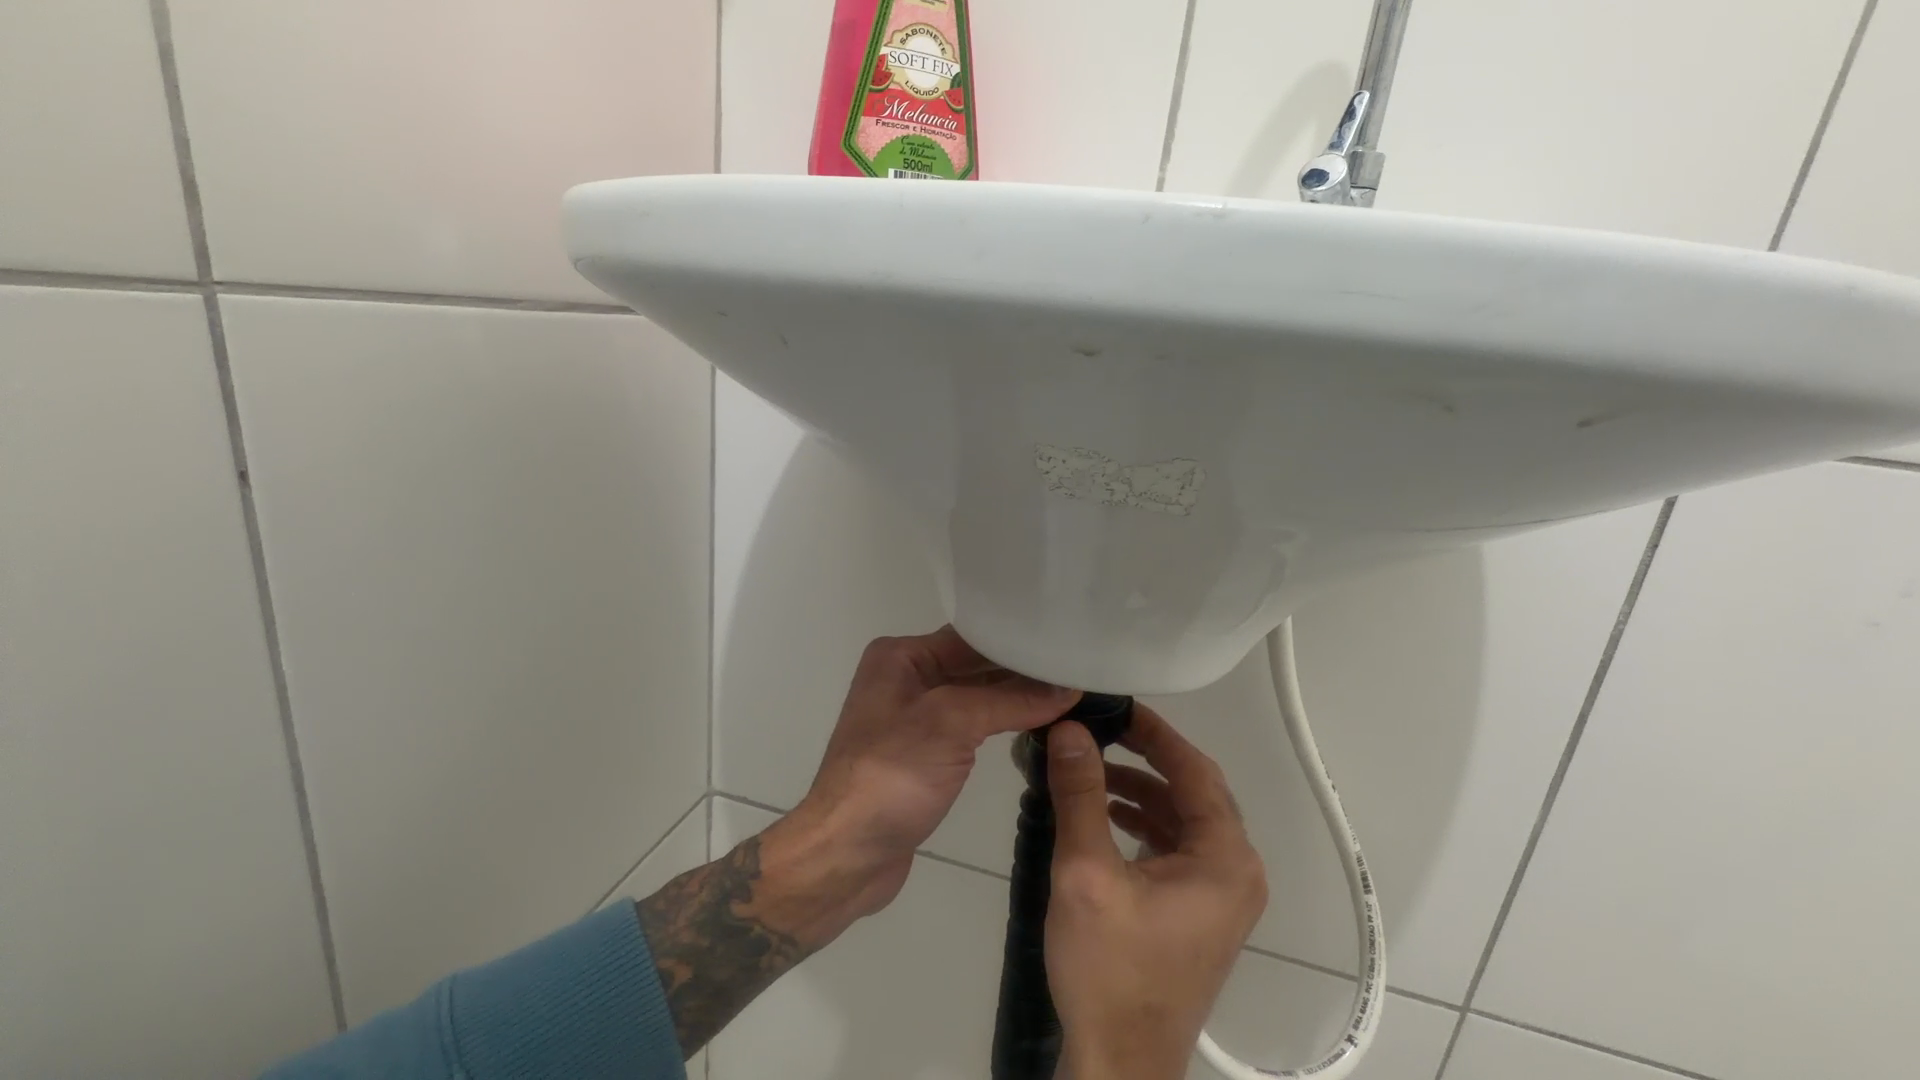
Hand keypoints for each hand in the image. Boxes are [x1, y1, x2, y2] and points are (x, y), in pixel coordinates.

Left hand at [788, 626, 1079, 934]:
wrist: (847, 852)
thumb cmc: (892, 774)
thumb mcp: (952, 722)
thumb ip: (1012, 700)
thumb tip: (1070, 688)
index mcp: (900, 657)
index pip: (972, 637)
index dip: (1019, 641)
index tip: (1068, 644)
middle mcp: (904, 679)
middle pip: (975, 665)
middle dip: (1022, 670)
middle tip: (1078, 671)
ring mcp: (913, 720)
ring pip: (976, 698)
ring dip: (1016, 699)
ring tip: (1072, 695)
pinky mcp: (924, 755)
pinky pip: (971, 728)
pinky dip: (1002, 724)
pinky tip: (1039, 727)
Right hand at [1044, 706, 1267, 1079]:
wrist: (1120, 1062)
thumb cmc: (1109, 969)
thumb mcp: (1086, 874)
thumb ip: (1081, 796)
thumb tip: (1071, 730)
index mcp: (1226, 858)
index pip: (1195, 770)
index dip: (1154, 732)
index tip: (1113, 704)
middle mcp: (1237, 872)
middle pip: (1194, 792)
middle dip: (1146, 758)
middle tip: (1097, 732)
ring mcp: (1222, 897)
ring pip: (1184, 821)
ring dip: (1140, 792)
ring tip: (1089, 771)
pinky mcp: (1200, 915)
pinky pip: (1177, 850)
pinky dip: (1143, 826)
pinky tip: (1102, 817)